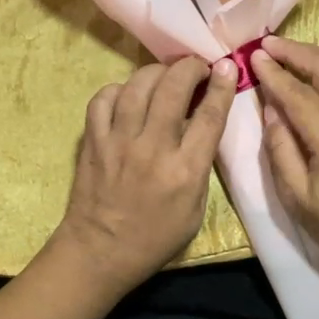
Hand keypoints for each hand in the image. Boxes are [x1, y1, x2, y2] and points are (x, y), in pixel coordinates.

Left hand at [51, 55, 238, 291]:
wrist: (100, 251)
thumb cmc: (156, 237)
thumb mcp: (196, 209)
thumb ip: (201, 164)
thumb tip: (205, 123)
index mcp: (185, 170)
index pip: (209, 115)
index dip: (221, 85)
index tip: (226, 67)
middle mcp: (152, 148)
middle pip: (174, 87)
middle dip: (190, 67)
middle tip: (197, 67)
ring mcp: (118, 141)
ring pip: (139, 84)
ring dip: (157, 72)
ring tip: (166, 76)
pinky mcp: (92, 140)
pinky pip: (104, 98)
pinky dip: (120, 89)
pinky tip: (129, 96)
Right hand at [249, 37, 318, 273]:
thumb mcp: (296, 196)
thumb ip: (280, 149)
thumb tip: (271, 108)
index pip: (298, 94)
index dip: (273, 74)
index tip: (252, 56)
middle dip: (295, 52)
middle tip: (266, 44)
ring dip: (314, 55)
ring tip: (286, 50)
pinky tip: (314, 69)